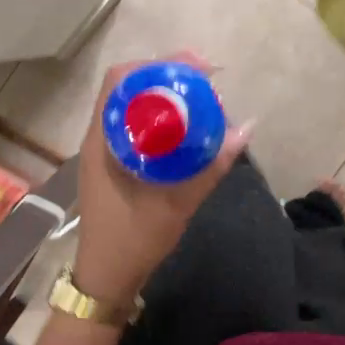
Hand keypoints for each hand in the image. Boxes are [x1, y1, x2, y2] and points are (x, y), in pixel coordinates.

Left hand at [71, 54, 252, 304]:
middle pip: (129, 88)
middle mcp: (99, 138)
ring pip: (132, 107)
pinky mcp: (113, 165)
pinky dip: (161, 120)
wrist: (105, 279)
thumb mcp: (176, 203)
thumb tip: (245, 130)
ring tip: (202, 101)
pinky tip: (187, 129)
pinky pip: (136, 127)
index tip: (194, 69)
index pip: (120, 80)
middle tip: (206, 83)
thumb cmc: (132, 241)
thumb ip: (210, 167)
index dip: (156, 65)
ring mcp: (104, 151)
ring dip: (165, 98)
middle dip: (167, 78)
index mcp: (103, 141)